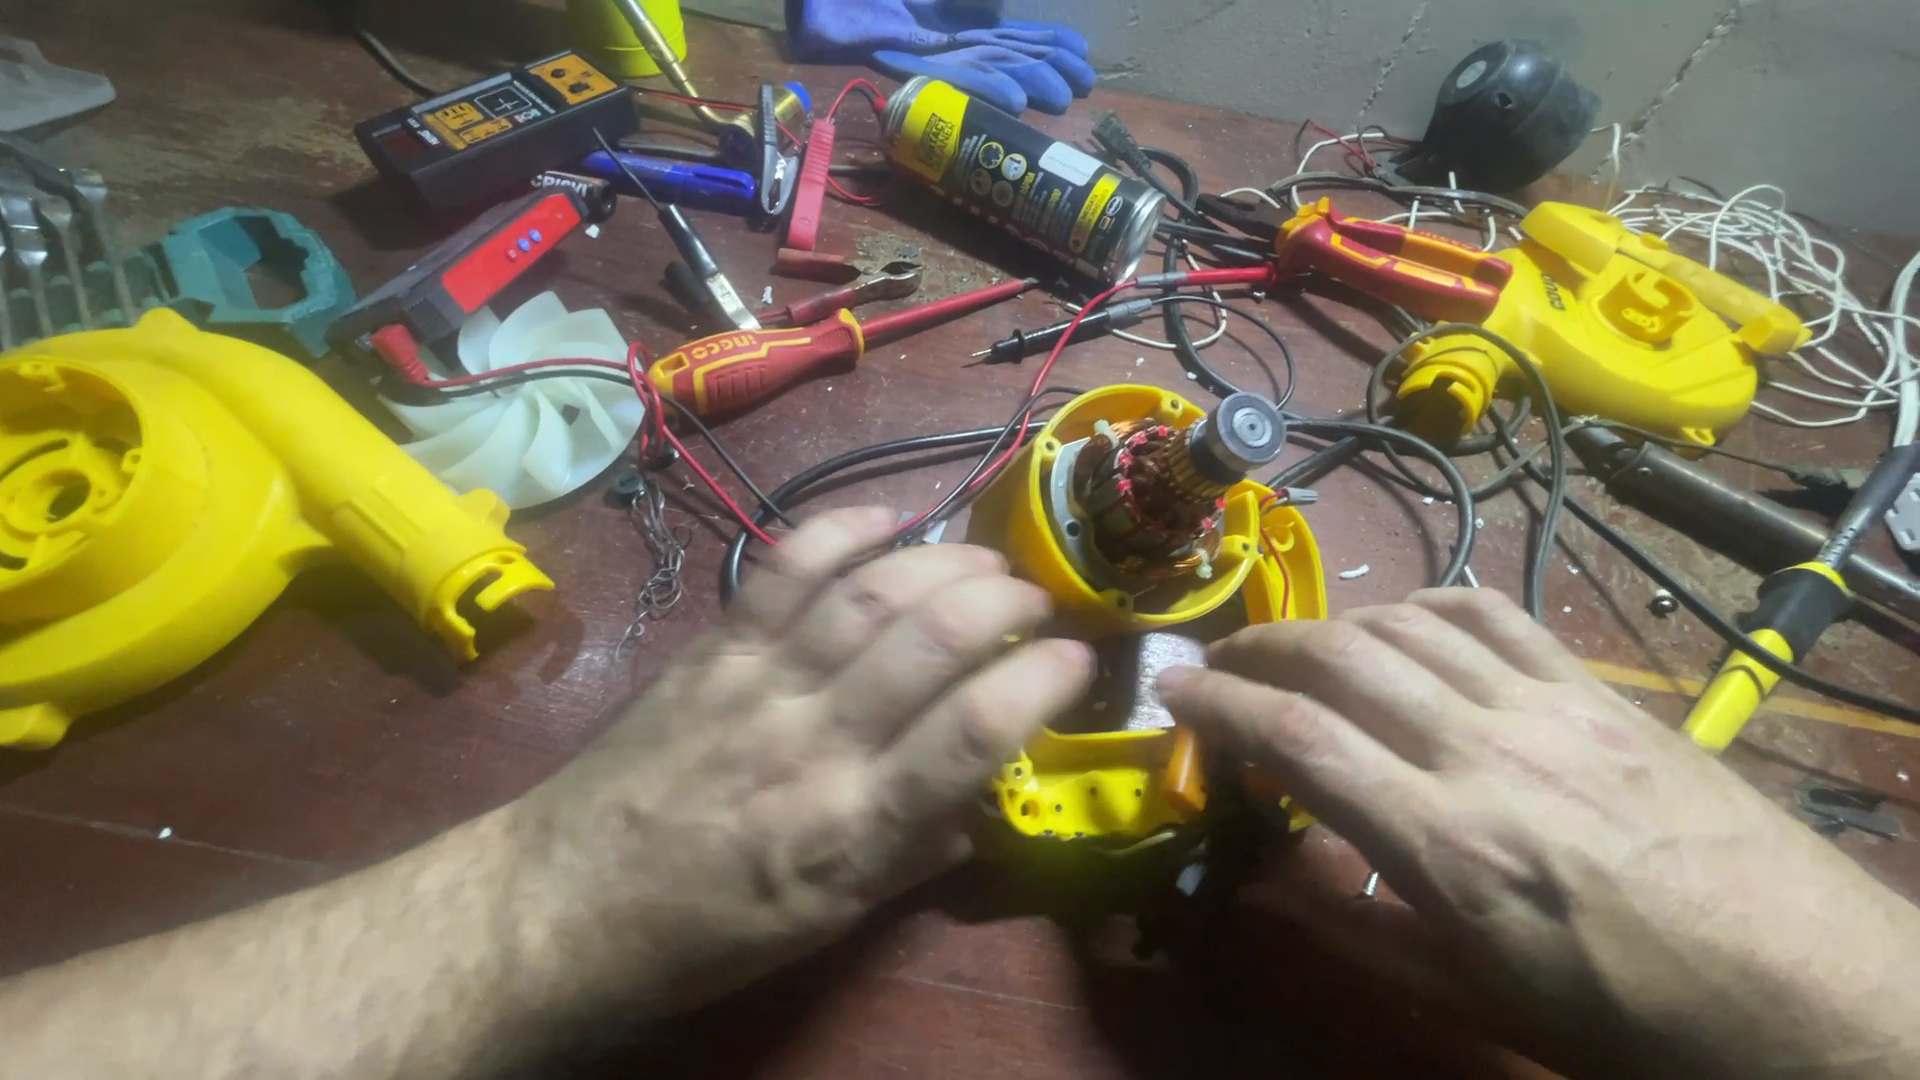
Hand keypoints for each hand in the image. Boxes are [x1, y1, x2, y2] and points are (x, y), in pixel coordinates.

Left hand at [506, 507, 1092, 1018]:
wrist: (564, 899)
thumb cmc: (712, 927)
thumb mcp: (830, 919)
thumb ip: (918, 851)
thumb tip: (990, 793)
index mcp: (850, 827)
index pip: (969, 734)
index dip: (1037, 681)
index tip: (1075, 656)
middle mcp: (811, 740)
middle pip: (925, 640)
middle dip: (1000, 601)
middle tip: (1033, 597)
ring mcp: (757, 681)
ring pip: (865, 593)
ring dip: (940, 561)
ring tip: (985, 557)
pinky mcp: (714, 646)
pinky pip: (783, 569)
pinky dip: (840, 530)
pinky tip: (889, 517)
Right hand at [1159, 588, 1919, 1077]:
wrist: (1834, 1012)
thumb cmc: (1630, 1019)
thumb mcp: (1470, 998)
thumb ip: (1346, 930)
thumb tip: (1251, 883)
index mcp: (1447, 846)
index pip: (1295, 739)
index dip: (1216, 704)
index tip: (1172, 691)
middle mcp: (1484, 756)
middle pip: (1336, 659)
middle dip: (1254, 649)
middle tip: (1217, 663)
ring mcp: (1547, 711)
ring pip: (1400, 627)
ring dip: (1322, 626)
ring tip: (1290, 647)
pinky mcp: (1598, 693)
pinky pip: (1487, 614)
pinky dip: (1418, 606)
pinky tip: (1394, 626)